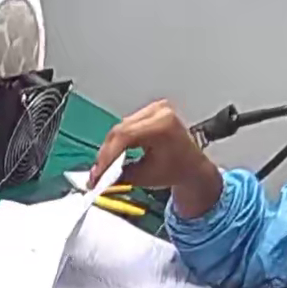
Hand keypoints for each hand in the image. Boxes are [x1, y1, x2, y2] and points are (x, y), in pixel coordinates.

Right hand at [88, 100, 222, 217]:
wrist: (190, 165)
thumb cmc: (173, 171)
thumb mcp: (143, 177)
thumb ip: (119, 176)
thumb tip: (99, 178)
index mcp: (162, 126)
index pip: (124, 136)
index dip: (106, 157)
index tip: (96, 174)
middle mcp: (159, 112)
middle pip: (120, 131)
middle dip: (105, 155)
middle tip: (95, 174)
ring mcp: (155, 109)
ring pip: (120, 129)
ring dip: (109, 149)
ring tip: (102, 167)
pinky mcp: (150, 111)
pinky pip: (126, 126)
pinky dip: (116, 142)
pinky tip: (112, 156)